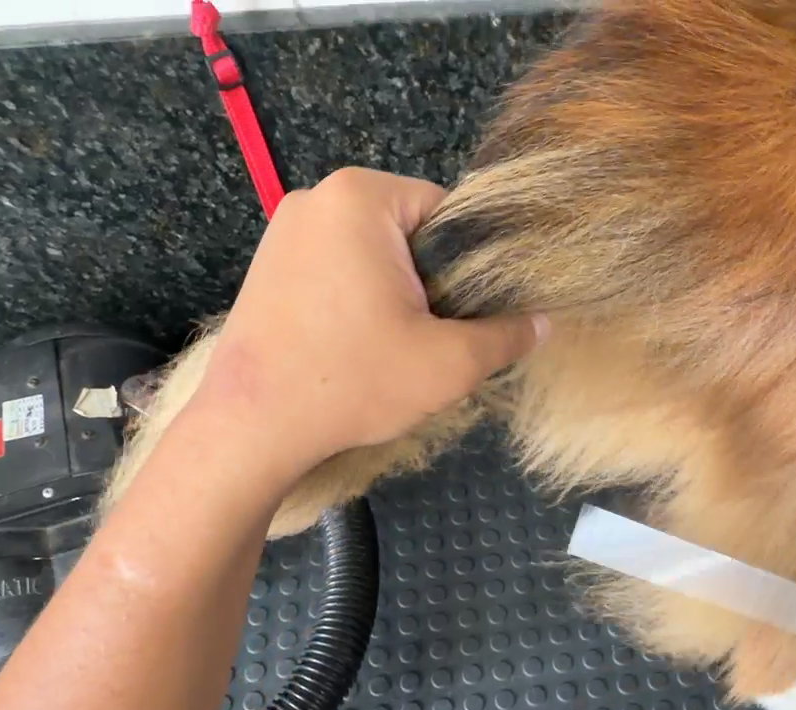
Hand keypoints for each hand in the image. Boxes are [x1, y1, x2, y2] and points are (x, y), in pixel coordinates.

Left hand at [195, 167, 546, 469]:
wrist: (252, 427)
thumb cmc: (353, 382)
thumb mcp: (449, 365)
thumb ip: (505, 337)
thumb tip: (543, 324)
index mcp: (362, 198)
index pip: (449, 213)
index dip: (472, 266)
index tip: (470, 316)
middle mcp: (317, 197)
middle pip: (409, 234)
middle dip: (431, 284)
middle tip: (436, 340)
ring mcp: (283, 231)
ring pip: (372, 256)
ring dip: (395, 297)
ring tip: (396, 350)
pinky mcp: (267, 267)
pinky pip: (336, 273)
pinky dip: (357, 303)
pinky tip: (356, 349)